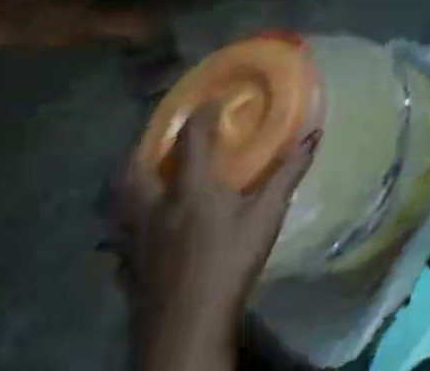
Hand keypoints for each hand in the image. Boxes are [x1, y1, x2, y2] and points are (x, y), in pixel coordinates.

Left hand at [118, 105, 317, 366]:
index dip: (203, 114)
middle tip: (161, 138)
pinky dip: (120, 230)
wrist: (187, 327)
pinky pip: (115, 240)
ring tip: (144, 176)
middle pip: (135, 167)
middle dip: (144, 146)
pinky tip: (132, 233)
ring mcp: (136, 237)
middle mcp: (155, 204)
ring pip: (118, 202)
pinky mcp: (127, 267)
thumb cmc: (229, 264)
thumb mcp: (266, 217)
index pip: (192, 137)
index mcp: (190, 188)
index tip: (214, 101)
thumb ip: (287, 175)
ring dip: (128, 183)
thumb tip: (313, 136)